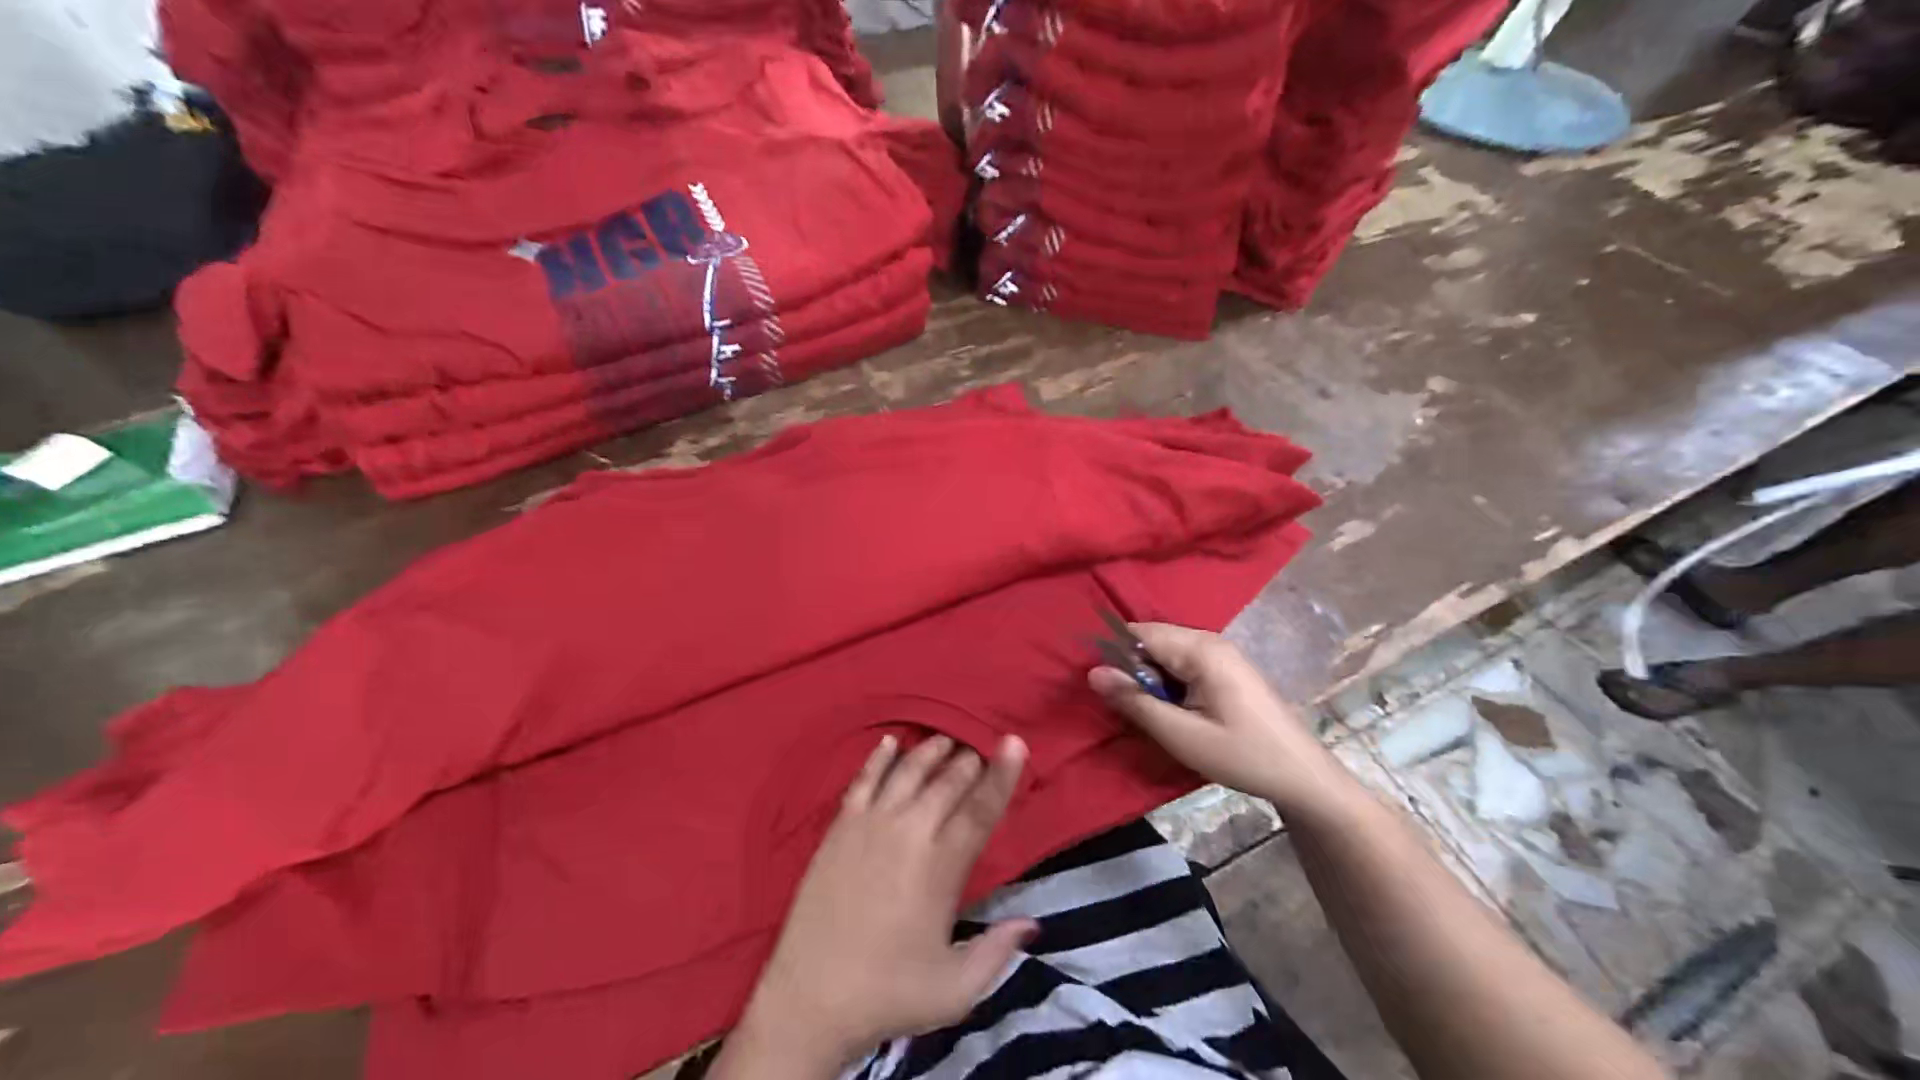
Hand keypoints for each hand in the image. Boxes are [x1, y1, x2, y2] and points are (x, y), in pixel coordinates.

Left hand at [725, 734, 1035, 1076]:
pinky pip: (862, 781)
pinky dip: (878, 758)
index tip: (1014, 743)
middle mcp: (908, 833)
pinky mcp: (839, 829)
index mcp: (941, 866)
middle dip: (968, 761)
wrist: (811, 999)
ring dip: (929, 752)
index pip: (980, 809)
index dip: (1000, 775)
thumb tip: (1032, 923)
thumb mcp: (957, 988)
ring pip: (907, 772)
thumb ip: (998, 950)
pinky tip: (889, 742)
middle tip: (980, 747)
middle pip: (946, 782)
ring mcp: (869, 826)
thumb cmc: (889, 993)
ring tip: (945, 739)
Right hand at [1088, 623, 1355, 816]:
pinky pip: (1184, 664)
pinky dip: (1168, 682)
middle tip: (1125, 707)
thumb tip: (1093, 672)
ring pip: (1167, 653)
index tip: (1100, 687)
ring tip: (1148, 712)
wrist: (1303, 777)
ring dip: (1150, 678)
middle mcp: (1211, 641)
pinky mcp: (1227, 670)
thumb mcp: (1181, 735)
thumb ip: (1135, 701)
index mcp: (1202, 650)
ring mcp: (1222, 655)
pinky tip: (1171, 711)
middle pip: (1153, 640)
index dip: (1114, 655)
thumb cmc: (1242, 755)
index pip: (1140, 633)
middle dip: (1132, 668)